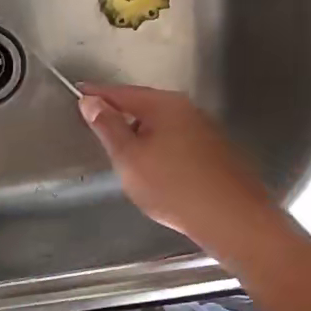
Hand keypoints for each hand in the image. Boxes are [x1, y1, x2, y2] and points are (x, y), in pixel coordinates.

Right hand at [76, 83, 279, 255]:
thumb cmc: (173, 187)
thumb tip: (91, 102)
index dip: (97, 94)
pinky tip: (152, 168)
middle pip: (143, 105)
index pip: (121, 92)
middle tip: (96, 123)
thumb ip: (108, 127)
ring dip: (139, 132)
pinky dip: (157, 147)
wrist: (231, 218)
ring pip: (161, 124)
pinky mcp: (212, 151)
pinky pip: (175, 140)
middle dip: (119, 113)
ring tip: (121, 151)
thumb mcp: (129, 157)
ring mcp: (203, 130)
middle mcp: (187, 110)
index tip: (79, 92)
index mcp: (164, 105)